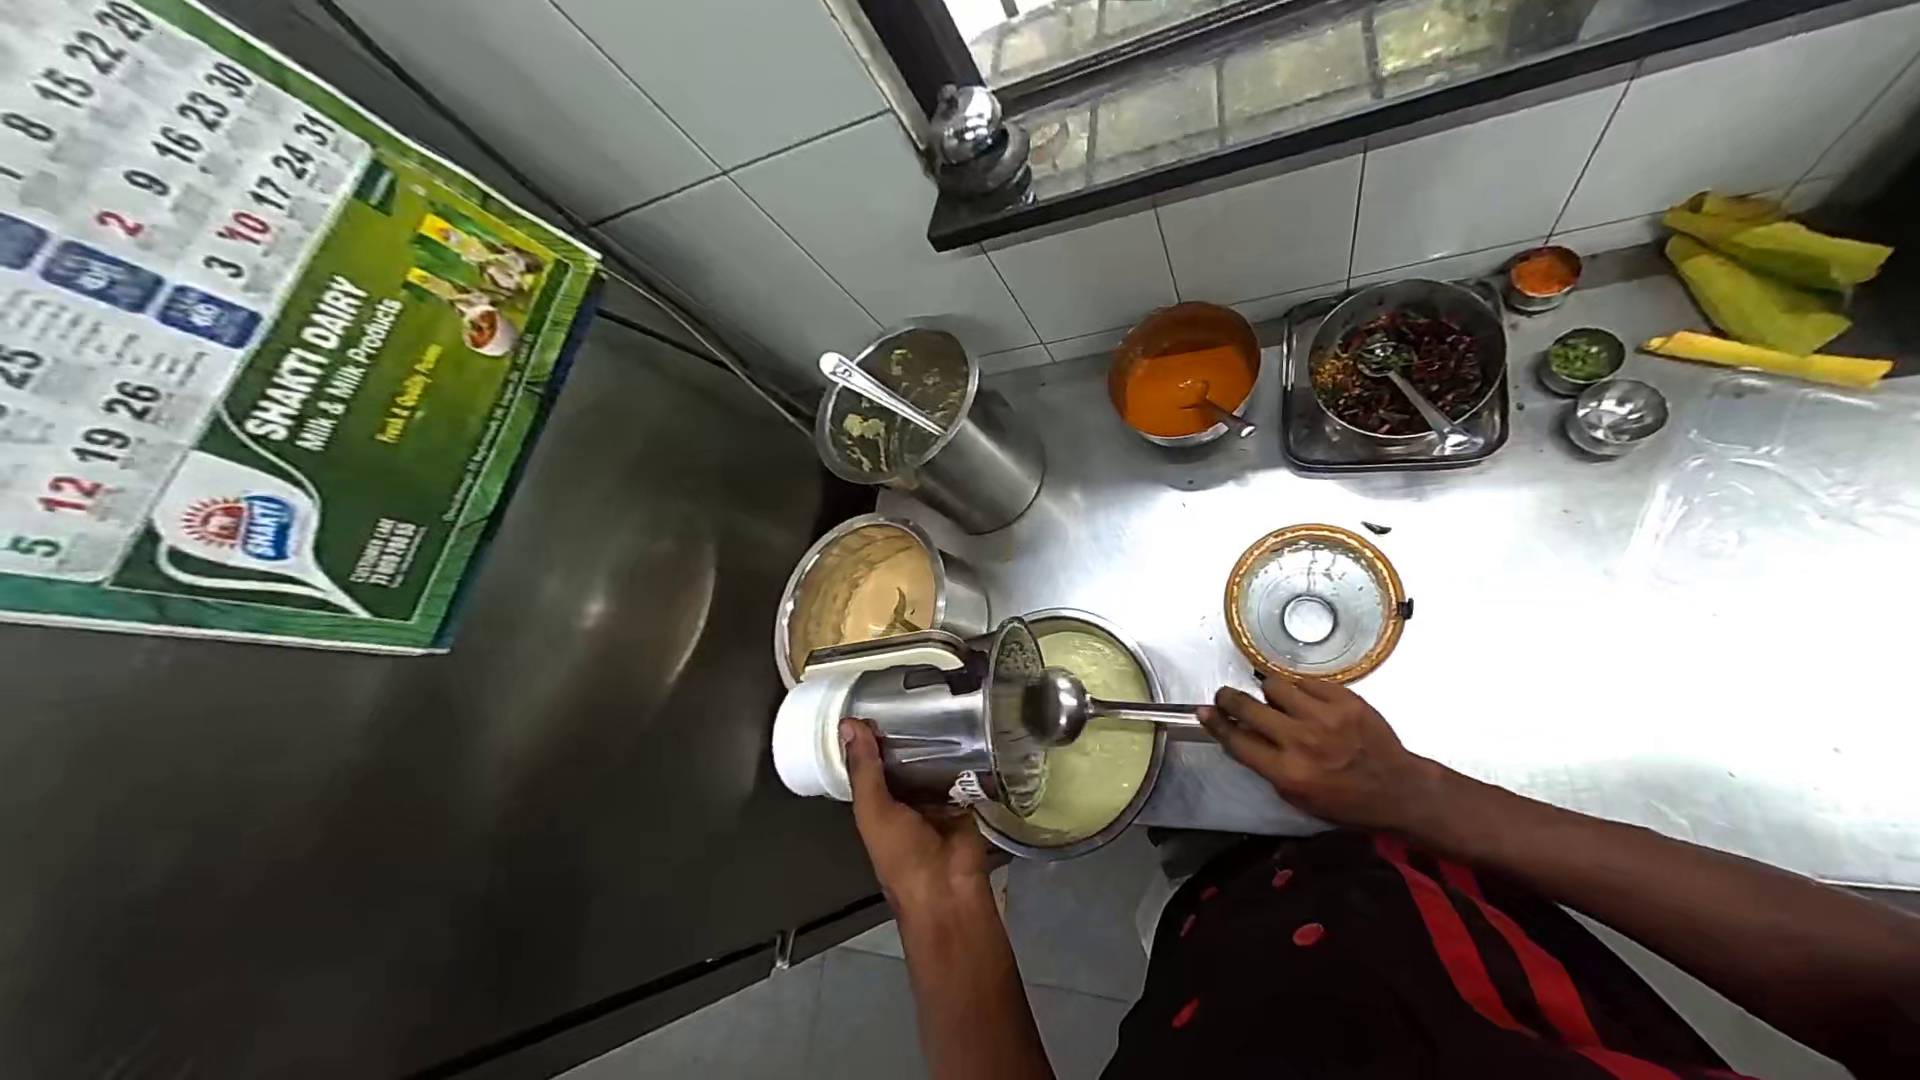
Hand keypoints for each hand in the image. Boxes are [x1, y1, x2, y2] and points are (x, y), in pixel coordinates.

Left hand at [840, 717, 989, 912]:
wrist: (949, 890)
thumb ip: (863, 768)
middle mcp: (905, 798)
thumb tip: (846, 724)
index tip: (876, 702)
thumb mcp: (873, 811)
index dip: (870, 736)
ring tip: (940, 702)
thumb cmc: (902, 856)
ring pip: (933, 761)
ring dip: (936, 740)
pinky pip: (963, 768)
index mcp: (877, 803)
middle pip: (904, 759)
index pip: (871, 762)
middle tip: (912, 697)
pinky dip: (964, 751)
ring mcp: (935, 797)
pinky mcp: (964, 796)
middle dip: (906, 734)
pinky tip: (967, 724)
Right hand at [1198, 675, 1447, 831]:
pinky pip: (1304, 681)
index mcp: (1288, 772)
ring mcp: (1325, 717)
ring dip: (1270, 694)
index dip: (1215, 723)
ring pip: (1273, 685)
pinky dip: (1300, 690)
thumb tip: (1234, 730)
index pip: (1236, 739)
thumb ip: (1263, 763)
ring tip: (1280, 704)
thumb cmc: (1344, 800)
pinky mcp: (1345, 699)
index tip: (1203, 711)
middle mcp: (1303, 742)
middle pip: (1247, 706)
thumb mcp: (1296, 795)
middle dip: (1229, 699)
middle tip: (1227, 697)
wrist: (1398, 789)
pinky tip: (1307, 702)